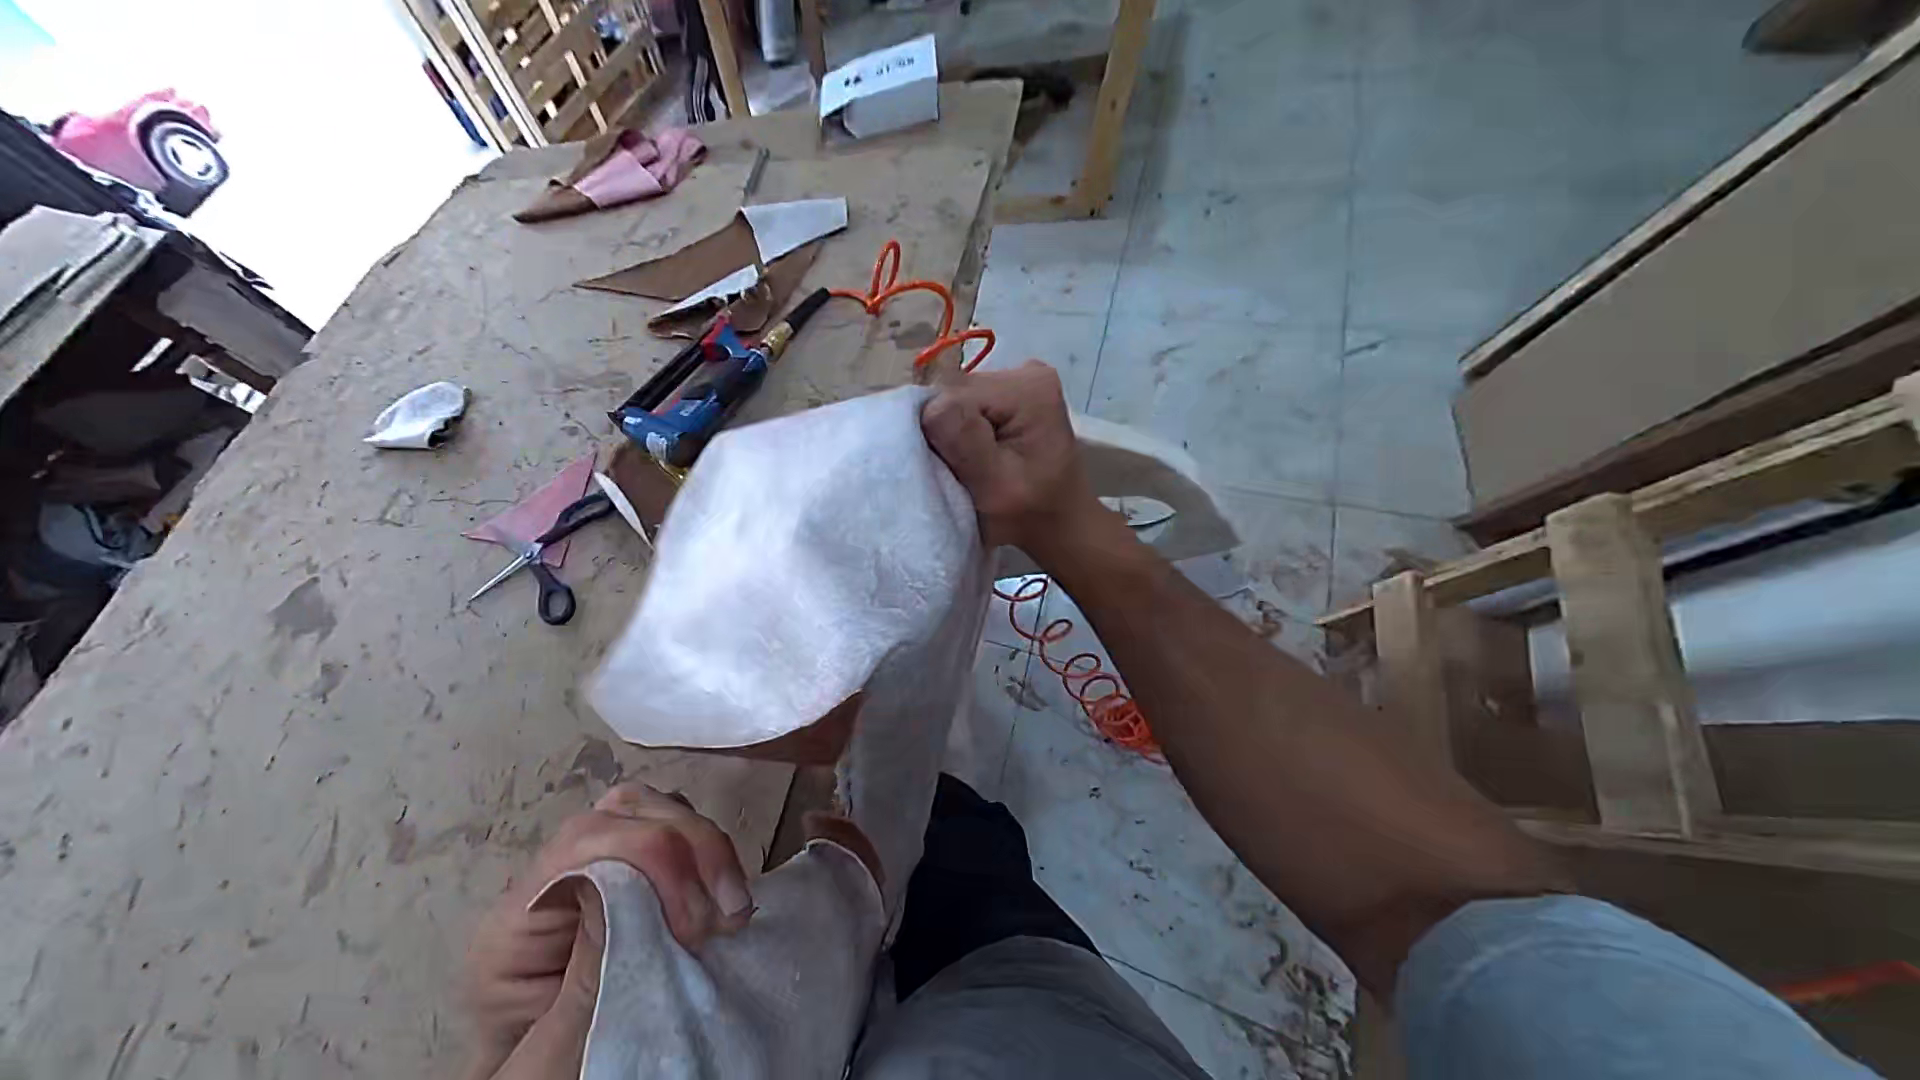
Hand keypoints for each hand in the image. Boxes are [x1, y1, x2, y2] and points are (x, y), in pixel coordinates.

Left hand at [463, 783, 754, 1079]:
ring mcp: (601, 877)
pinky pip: (681, 840)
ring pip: (659, 812)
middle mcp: (555, 883)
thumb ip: (585, 976)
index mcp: (515, 925)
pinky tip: (727, 901)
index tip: (697, 925)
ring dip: (707, 849)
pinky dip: (712, 859)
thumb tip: (626, 882)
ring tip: (732, 910)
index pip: (583, 842)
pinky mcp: (641, 885)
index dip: (652, 859)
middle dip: (689, 845)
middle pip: (626, 812)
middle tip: (728, 912)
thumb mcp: (552, 1058)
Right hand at [920, 362, 1110, 565]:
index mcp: (1027, 390)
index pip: (950, 398)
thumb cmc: (1029, 516)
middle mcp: (1025, 374)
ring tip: (971, 467)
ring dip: (951, 435)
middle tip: (963, 473)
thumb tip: (930, 404)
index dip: (941, 437)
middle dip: (945, 434)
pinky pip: (965, 406)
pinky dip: (961, 433)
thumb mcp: (995, 488)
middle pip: (951, 395)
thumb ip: (964, 442)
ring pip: (954, 401)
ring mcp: (1018, 380)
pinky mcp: (1011, 394)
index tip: (958, 471)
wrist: (1062, 525)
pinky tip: (978, 454)